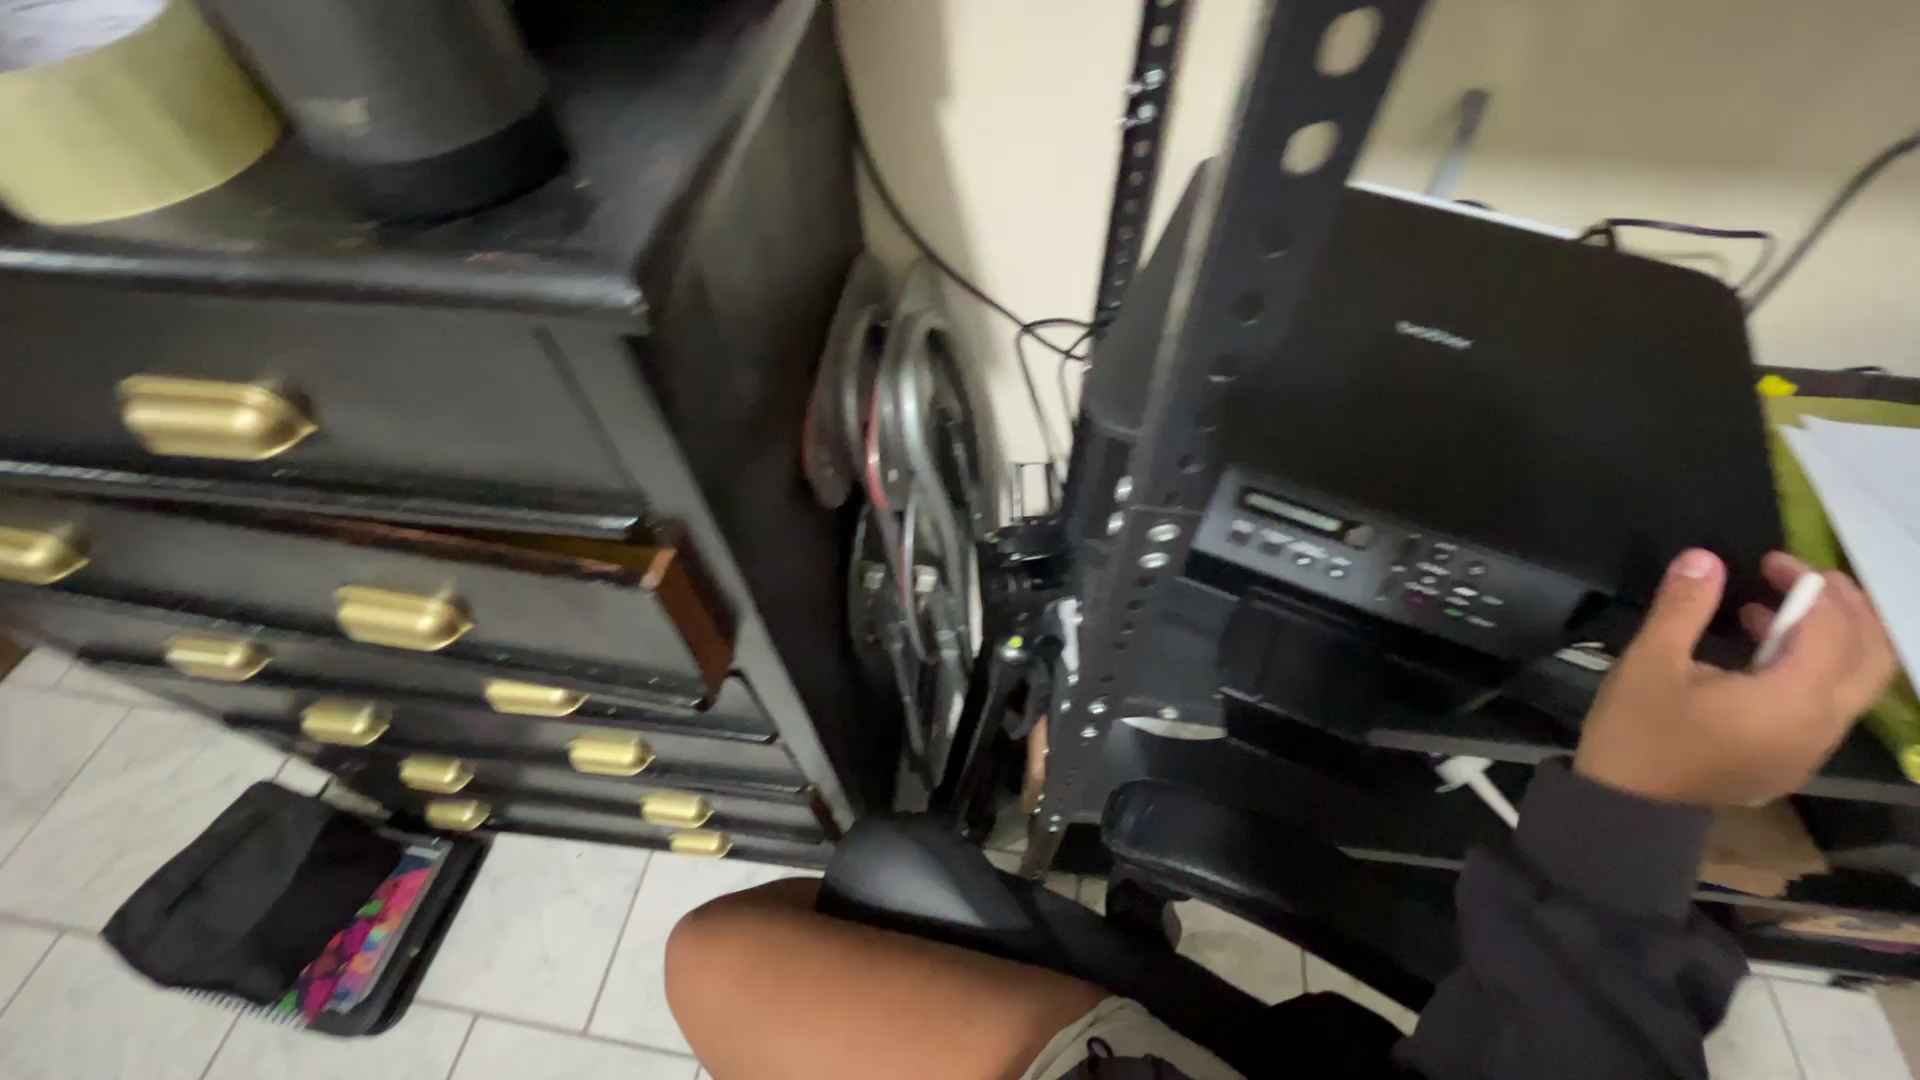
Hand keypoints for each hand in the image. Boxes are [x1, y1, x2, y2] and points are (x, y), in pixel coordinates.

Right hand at [1574, 549, 1897, 805]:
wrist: (1632, 805)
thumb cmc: (1639, 731)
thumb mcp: (1649, 664)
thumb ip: (1682, 610)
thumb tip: (1703, 559)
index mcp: (1792, 697)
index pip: (1831, 629)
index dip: (1810, 587)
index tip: (1772, 561)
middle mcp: (1822, 722)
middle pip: (1871, 658)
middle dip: (1849, 611)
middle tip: (1808, 579)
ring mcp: (1812, 744)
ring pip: (1853, 683)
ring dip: (1831, 640)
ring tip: (1774, 612)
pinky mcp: (1793, 755)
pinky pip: (1826, 703)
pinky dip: (1812, 668)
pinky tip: (1760, 659)